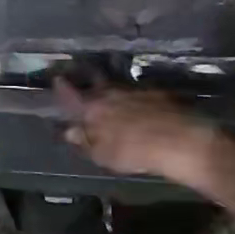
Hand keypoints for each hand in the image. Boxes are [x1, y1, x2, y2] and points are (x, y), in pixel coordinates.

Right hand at [53, 78, 233, 185]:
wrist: (178, 140)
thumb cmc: (133, 153)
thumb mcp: (103, 155)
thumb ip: (85, 142)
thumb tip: (70, 131)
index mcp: (92, 108)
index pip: (70, 94)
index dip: (62, 87)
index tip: (56, 79)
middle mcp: (111, 93)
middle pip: (95, 81)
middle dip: (86, 78)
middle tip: (82, 78)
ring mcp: (135, 89)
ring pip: (116, 85)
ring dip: (110, 88)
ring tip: (109, 93)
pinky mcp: (156, 92)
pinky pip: (136, 91)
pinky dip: (132, 96)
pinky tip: (136, 104)